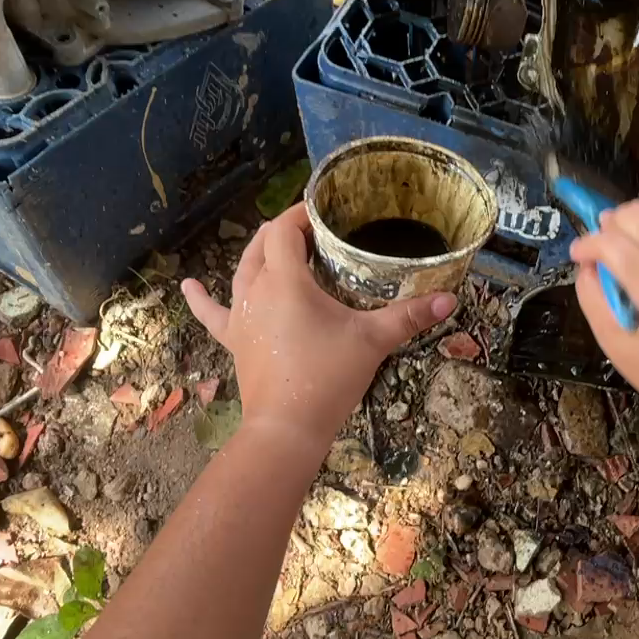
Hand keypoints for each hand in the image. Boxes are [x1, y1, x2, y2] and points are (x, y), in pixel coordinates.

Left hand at [182, 205, 455, 438]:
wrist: (287, 427)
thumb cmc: (328, 376)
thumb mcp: (373, 340)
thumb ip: (410, 316)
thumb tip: (450, 298)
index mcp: (285, 280)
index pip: (284, 229)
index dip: (301, 213)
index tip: (325, 210)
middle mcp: (256, 290)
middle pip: (261, 244)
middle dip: (284, 230)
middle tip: (315, 232)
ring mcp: (241, 316)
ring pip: (241, 271)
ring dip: (258, 253)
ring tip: (275, 245)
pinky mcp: (235, 340)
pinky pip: (213, 313)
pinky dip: (201, 298)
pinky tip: (187, 286)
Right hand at [568, 201, 638, 405]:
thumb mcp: (609, 338)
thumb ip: (591, 295)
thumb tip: (588, 263)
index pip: (613, 243)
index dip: (588, 244)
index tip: (575, 255)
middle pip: (637, 217)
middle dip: (609, 226)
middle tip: (595, 249)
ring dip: (629, 221)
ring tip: (614, 244)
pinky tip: (637, 246)